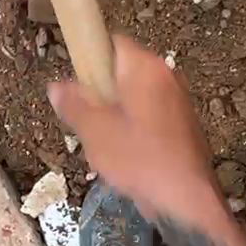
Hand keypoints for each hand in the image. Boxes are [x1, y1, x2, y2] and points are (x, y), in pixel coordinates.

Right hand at [47, 36, 228, 231]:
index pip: (111, 43)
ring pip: (132, 98)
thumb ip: (74, 105)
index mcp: (146, 68)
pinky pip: (147, 117)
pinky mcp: (182, 125)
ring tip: (103, 145)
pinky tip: (125, 158)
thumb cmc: (141, 160)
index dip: (88, 60)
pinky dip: (132, 130)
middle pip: (121, 73)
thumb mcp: (95, 132)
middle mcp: (166, 76)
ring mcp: (177, 101)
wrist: (189, 201)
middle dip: (99, 95)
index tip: (75, 86)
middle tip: (85, 122)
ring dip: (113, 117)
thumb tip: (56, 86)